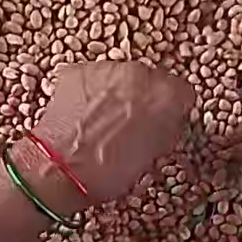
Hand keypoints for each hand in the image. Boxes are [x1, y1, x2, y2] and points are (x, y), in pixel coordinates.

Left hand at [23, 61, 193, 212]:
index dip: (172, 112)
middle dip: (145, 99)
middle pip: (151, 81)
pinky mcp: (78, 70)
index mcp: (166, 96)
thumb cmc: (106, 173)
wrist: (58, 170)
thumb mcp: (150, 159)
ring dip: (117, 93)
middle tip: (132, 124)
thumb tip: (165, 124)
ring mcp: (107, 68)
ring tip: (103, 120)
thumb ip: (164, 132)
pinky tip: (84, 114)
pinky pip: (93, 79)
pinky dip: (91, 92)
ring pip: (121, 77)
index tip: (163, 123)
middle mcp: (140, 73)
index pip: (183, 94)